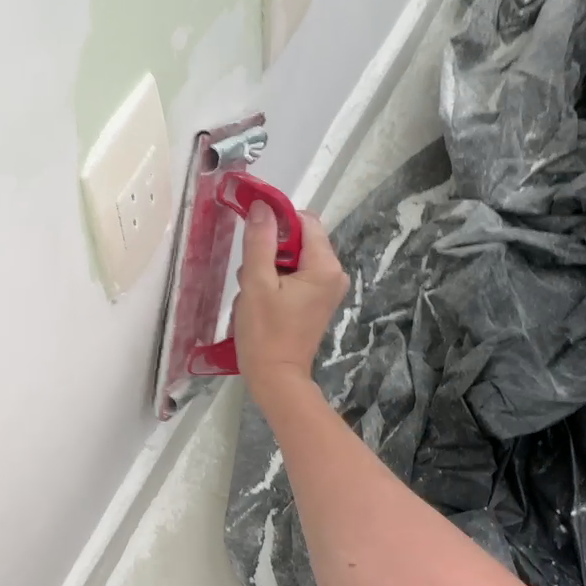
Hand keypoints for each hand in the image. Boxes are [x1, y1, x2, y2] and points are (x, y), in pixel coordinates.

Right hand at [231, 202, 348, 400]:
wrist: (276, 378)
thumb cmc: (265, 332)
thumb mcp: (256, 284)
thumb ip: (259, 243)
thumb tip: (261, 207)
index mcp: (325, 266)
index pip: (304, 221)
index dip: (276, 220)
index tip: (251, 233)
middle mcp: (335, 274)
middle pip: (299, 241)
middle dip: (269, 252)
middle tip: (250, 277)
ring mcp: (328, 290)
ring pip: (294, 260)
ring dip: (269, 269)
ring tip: (254, 294)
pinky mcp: (317, 303)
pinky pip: (296, 278)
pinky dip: (276, 283)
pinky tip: (262, 302)